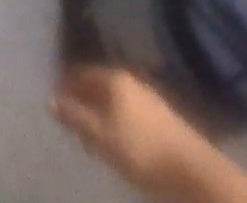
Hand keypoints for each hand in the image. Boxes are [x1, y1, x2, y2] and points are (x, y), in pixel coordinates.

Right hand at [52, 66, 214, 194]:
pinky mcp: (165, 119)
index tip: (55, 102)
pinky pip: (131, 114)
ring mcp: (152, 99)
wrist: (195, 173)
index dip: (65, 86)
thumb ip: (73, 116)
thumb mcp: (98, 135)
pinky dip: (118, 123)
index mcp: (114, 79)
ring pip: (116, 101)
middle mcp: (133, 82)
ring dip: (101, 114)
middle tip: (71, 122)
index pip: (81, 73)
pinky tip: (118, 141)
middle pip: (99, 86)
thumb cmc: (140, 149)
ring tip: (92, 136)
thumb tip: (50, 100)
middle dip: (83, 101)